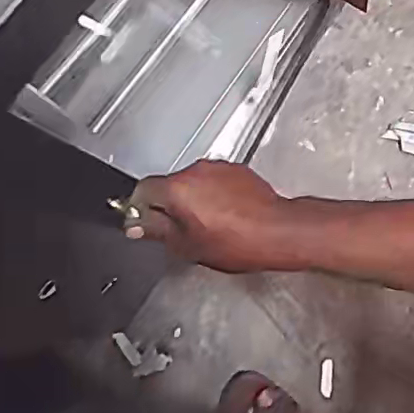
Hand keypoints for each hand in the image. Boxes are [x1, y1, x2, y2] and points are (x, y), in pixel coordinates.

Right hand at [126, 160, 303, 272]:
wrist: (276, 231)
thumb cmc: (237, 241)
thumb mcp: (186, 245)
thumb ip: (157, 230)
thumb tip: (137, 224)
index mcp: (178, 188)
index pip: (143, 189)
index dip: (139, 208)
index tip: (144, 221)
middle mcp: (197, 170)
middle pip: (170, 184)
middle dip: (170, 205)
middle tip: (180, 230)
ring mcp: (219, 167)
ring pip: (194, 181)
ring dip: (194, 199)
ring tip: (208, 225)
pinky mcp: (237, 169)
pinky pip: (215, 179)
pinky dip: (215, 193)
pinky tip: (226, 215)